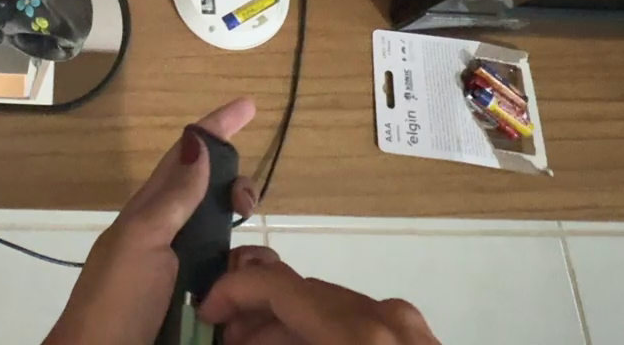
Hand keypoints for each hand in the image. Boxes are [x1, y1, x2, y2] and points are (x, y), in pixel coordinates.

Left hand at [43, 98, 258, 344]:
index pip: (187, 155)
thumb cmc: (117, 298)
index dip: (215, 128)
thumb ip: (174, 195)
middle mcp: (173, 234)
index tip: (247, 105)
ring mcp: (188, 271)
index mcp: (152, 210)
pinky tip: (256, 288)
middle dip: (238, 186)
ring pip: (232, 237)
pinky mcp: (203, 306)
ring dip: (248, 241)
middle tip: (249, 202)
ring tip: (250, 260)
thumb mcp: (143, 239)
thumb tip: (197, 140)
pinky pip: (238, 281)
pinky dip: (251, 278)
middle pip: (215, 192)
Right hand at [200, 248, 441, 344]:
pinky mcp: (419, 343)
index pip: (277, 285)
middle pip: (301, 296)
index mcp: (357, 334)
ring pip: (328, 312)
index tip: (204, 316)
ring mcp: (408, 328)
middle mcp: (384, 317)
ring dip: (286, 332)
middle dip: (256, 319)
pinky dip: (321, 339)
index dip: (231, 293)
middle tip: (224, 344)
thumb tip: (235, 341)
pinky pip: (356, 329)